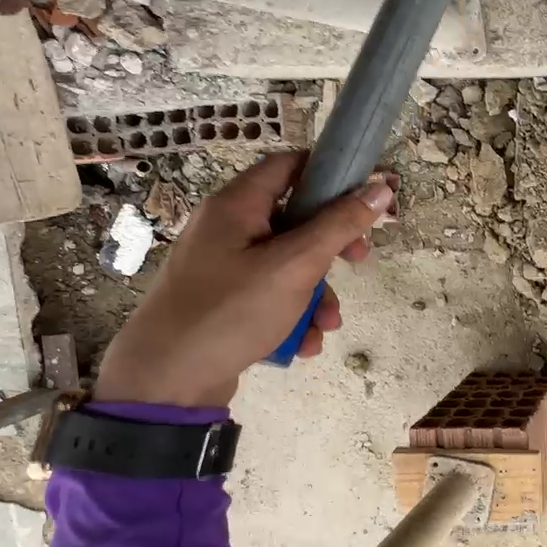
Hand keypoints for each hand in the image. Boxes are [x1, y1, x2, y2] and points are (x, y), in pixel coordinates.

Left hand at [93, 154, 392, 408]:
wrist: (164, 382)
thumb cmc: (230, 311)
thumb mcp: (296, 265)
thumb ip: (341, 225)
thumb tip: (381, 189)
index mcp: (237, 205)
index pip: (291, 165)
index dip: (333, 173)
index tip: (370, 194)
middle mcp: (228, 228)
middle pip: (299, 218)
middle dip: (335, 245)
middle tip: (360, 261)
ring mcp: (225, 264)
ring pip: (291, 263)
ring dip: (319, 293)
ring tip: (327, 324)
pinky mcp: (226, 298)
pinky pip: (274, 293)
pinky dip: (295, 314)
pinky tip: (302, 342)